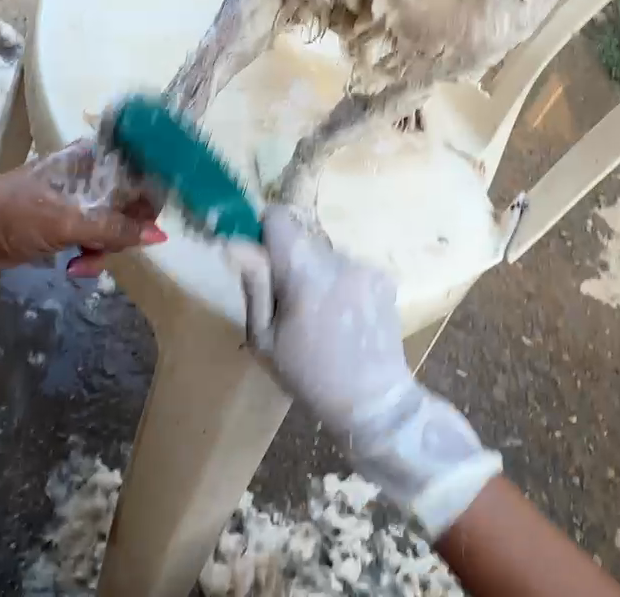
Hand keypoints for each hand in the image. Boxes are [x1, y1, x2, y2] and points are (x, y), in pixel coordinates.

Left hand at [0, 140, 163, 277]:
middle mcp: (89, 174)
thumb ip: (115, 228)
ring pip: (114, 224)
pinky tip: (75, 267)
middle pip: (130, 201)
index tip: (150, 223)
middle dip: (124, 231)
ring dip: (105, 248)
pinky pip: (96, 237)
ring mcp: (78, 200)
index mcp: (89, 158)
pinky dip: (91, 253)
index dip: (149, 195)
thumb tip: (159, 236)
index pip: (138, 169)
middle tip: (111, 248)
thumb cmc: (15, 215)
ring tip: (85, 263)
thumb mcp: (68, 222)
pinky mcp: (67, 223)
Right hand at [244, 206, 502, 537]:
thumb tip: (235, 243)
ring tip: (320, 316)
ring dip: (317, 273)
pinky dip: (341, 284)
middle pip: (302, 238)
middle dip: (290, 261)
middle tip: (290, 302)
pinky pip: (350, 268)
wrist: (375, 404)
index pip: (277, 217)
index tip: (261, 260)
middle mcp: (338, 258)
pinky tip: (344, 319)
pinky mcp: (384, 278)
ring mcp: (365, 266)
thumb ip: (253, 285)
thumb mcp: (264, 339)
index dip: (264, 232)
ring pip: (326, 254)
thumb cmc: (309, 376)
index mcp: (304, 271)